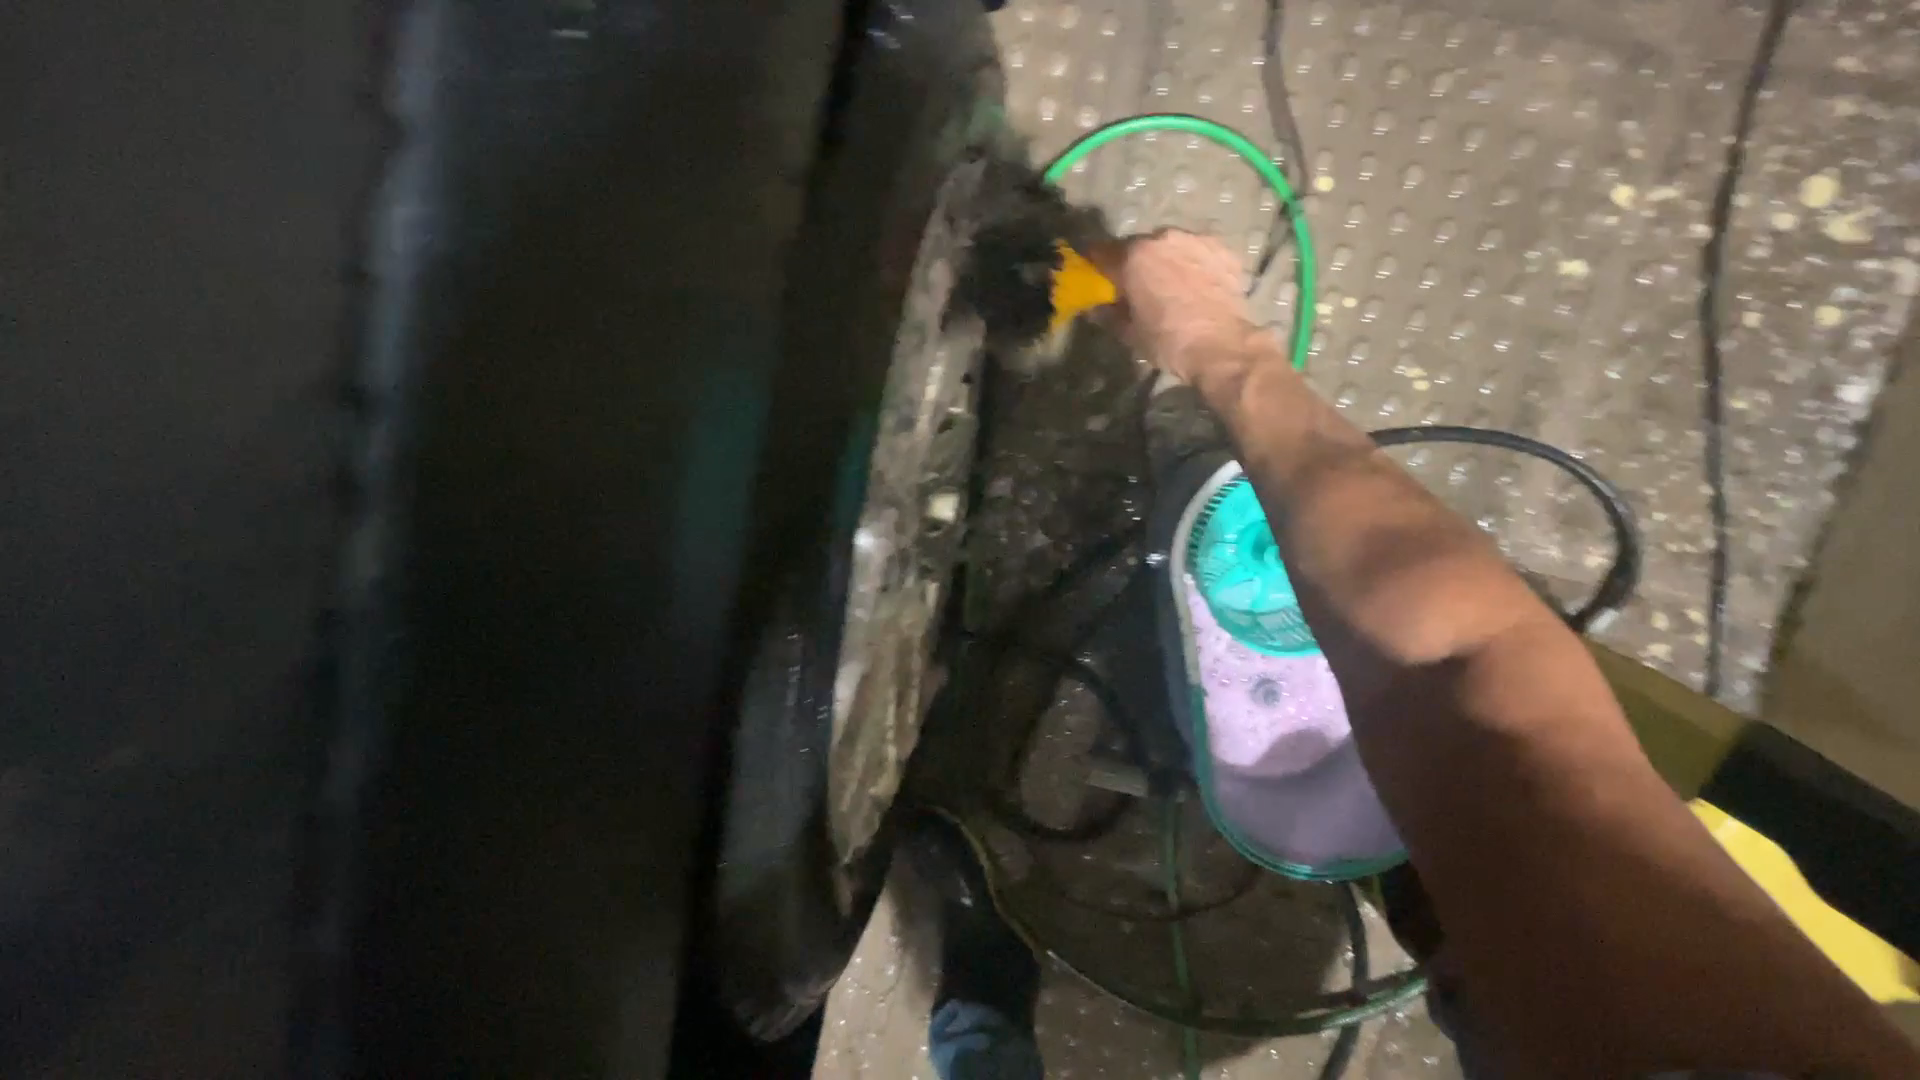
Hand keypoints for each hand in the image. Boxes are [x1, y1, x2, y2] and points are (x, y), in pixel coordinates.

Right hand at [1093, 230, 1260, 383]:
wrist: (1222, 345)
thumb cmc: (1168, 341)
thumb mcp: (1129, 334)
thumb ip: (1108, 315)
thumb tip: (1096, 308)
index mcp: (1133, 256)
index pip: (1101, 252)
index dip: (1095, 264)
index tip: (1094, 275)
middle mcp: (1162, 238)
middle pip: (1138, 246)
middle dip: (1134, 263)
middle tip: (1137, 286)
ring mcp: (1195, 239)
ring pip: (1170, 245)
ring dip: (1165, 260)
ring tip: (1171, 285)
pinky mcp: (1222, 248)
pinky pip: (1197, 251)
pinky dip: (1192, 263)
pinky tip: (1196, 284)